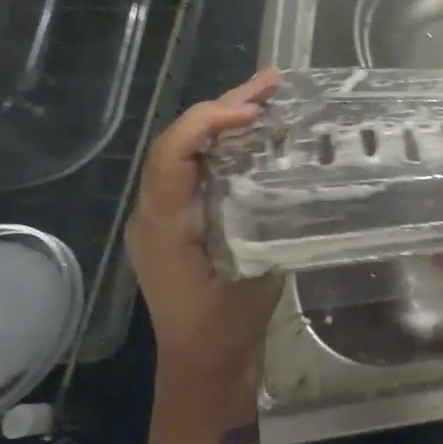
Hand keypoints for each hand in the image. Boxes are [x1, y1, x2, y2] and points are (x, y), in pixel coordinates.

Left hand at [126, 70, 281, 380]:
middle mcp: (156, 210)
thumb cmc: (225, 322)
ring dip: (227, 117)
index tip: (255, 113)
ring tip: (272, 92)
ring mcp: (167, 212)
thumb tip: (286, 166)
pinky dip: (228, 140)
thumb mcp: (251, 271)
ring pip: (190, 149)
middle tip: (273, 82)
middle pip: (179, 141)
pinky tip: (261, 130)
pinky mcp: (184, 217)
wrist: (203, 362)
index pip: (170, 154)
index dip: (207, 122)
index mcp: (163, 223)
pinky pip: (200, 166)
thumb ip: (260, 220)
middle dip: (223, 105)